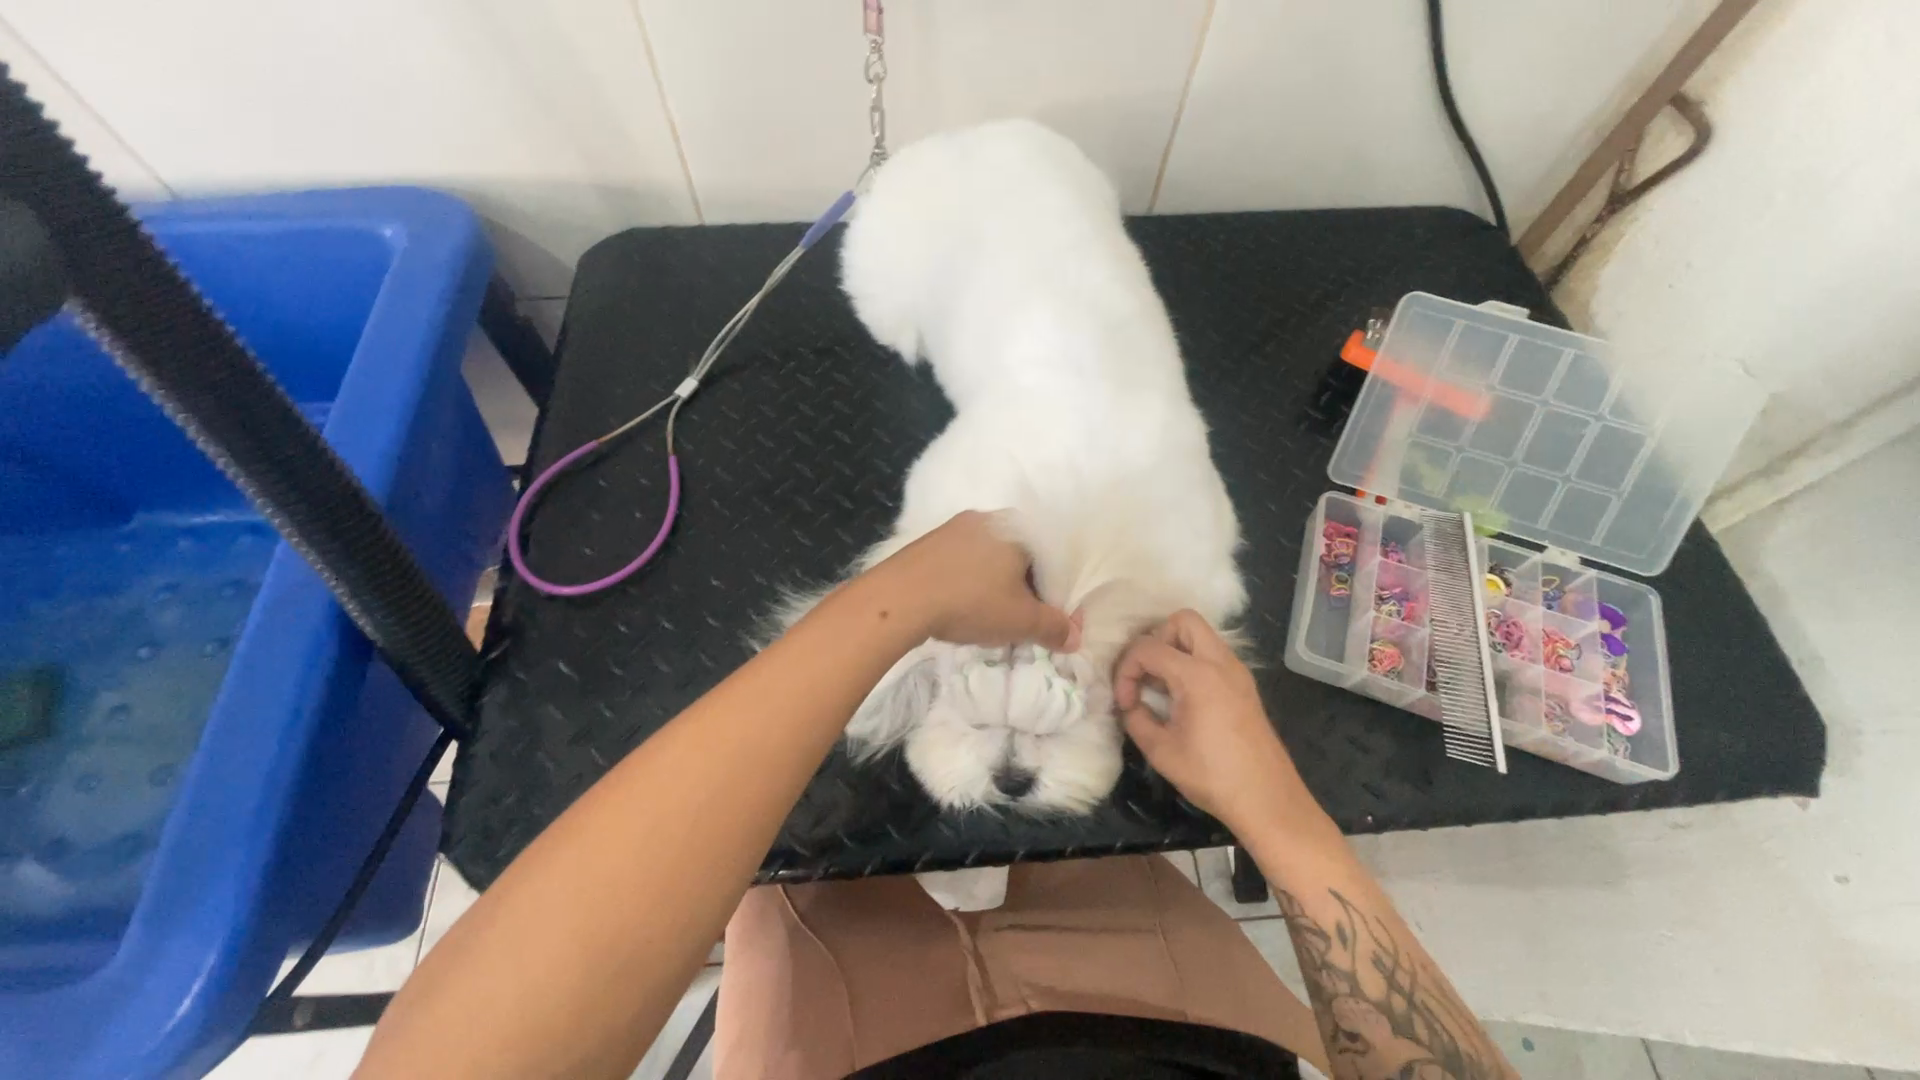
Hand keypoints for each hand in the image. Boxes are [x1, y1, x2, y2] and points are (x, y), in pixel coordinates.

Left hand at [875, 511, 1079, 651]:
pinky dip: (966, 582)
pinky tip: (958, 606)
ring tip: (986, 616)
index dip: (1052, 588)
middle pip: (1017, 555)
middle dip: (1021, 586)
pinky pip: (959, 562)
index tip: (1044, 615)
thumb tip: (1074, 636)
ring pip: (986, 558)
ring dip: (992, 585)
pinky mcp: (927, 543)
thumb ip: (1053, 627)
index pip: (1050, 556)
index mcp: (1017, 528)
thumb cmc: (971, 602)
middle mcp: (988, 518)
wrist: (900, 598)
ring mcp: (953, 527)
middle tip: (1017, 619)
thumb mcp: (1021, 621)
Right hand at [1113, 611, 1307, 827]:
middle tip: (1147, 675)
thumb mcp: (1160, 750)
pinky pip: (1213, 655)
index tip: (1126, 703)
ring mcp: (1237, 672)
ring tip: (1162, 687)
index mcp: (1197, 675)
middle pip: (1182, 620)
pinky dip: (1192, 663)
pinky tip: (1183, 698)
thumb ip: (1136, 718)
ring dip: (1175, 650)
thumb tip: (1130, 705)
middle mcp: (1220, 662)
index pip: (1147, 647)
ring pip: (1201, 635)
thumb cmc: (1211, 776)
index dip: (1126, 671)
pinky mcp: (1245, 686)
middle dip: (1156, 640)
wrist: (1267, 800)